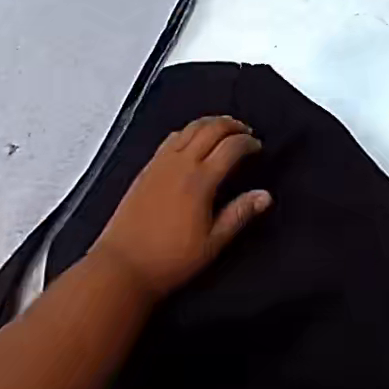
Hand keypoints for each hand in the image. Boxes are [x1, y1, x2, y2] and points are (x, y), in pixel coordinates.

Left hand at [86, 116, 271, 302]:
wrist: (123, 266)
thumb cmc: (170, 260)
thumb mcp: (212, 244)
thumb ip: (239, 214)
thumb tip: (265, 195)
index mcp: (200, 180)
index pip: (231, 147)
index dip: (248, 142)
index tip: (257, 146)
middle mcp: (182, 162)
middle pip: (212, 128)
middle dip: (232, 125)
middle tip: (245, 131)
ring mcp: (162, 161)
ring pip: (191, 127)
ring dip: (212, 122)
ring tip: (224, 128)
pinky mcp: (148, 166)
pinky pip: (173, 136)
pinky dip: (190, 129)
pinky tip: (194, 138)